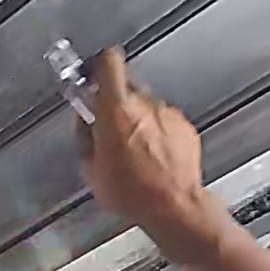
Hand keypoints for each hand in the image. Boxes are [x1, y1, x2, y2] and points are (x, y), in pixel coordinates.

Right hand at [79, 48, 229, 261]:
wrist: (173, 206)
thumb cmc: (134, 192)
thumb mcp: (92, 171)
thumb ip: (85, 140)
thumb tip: (84, 129)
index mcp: (115, 110)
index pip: (108, 63)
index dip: (100, 67)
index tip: (94, 75)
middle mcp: (144, 105)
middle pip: (128, 87)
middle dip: (118, 104)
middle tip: (110, 127)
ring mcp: (168, 115)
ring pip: (149, 108)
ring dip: (140, 122)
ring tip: (134, 152)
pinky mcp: (185, 129)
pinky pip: (167, 124)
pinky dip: (160, 136)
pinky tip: (153, 159)